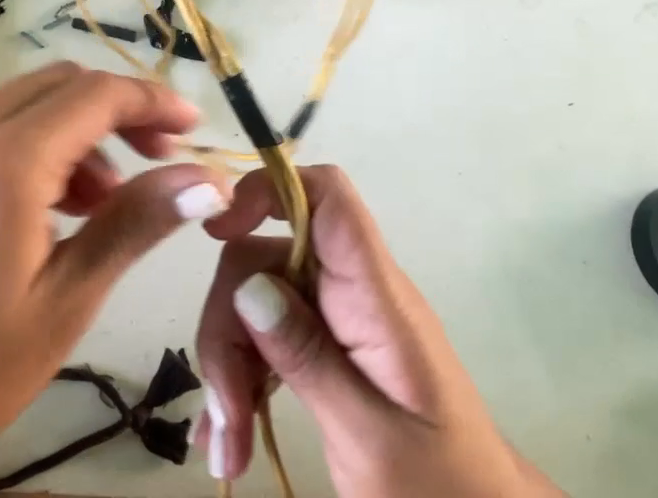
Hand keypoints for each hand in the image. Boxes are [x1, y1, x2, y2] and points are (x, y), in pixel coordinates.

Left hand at [0, 63, 230, 497]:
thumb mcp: (66, 300)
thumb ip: (136, 222)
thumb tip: (209, 179)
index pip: (94, 95)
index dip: (151, 101)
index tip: (192, 126)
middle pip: (56, 85)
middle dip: (115, 112)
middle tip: (157, 161)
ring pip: (16, 102)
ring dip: (70, 130)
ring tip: (96, 202)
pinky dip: (23, 144)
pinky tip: (39, 205)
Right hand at [196, 165, 565, 496]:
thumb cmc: (440, 486)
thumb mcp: (370, 437)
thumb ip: (309, 359)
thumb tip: (248, 287)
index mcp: (376, 298)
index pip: (329, 200)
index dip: (270, 190)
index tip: (216, 231)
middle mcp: (351, 294)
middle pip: (266, 260)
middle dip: (227, 327)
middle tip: (224, 415)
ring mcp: (334, 320)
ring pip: (253, 303)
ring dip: (227, 369)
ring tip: (227, 448)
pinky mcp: (323, 348)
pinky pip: (263, 340)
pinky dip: (239, 384)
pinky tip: (227, 441)